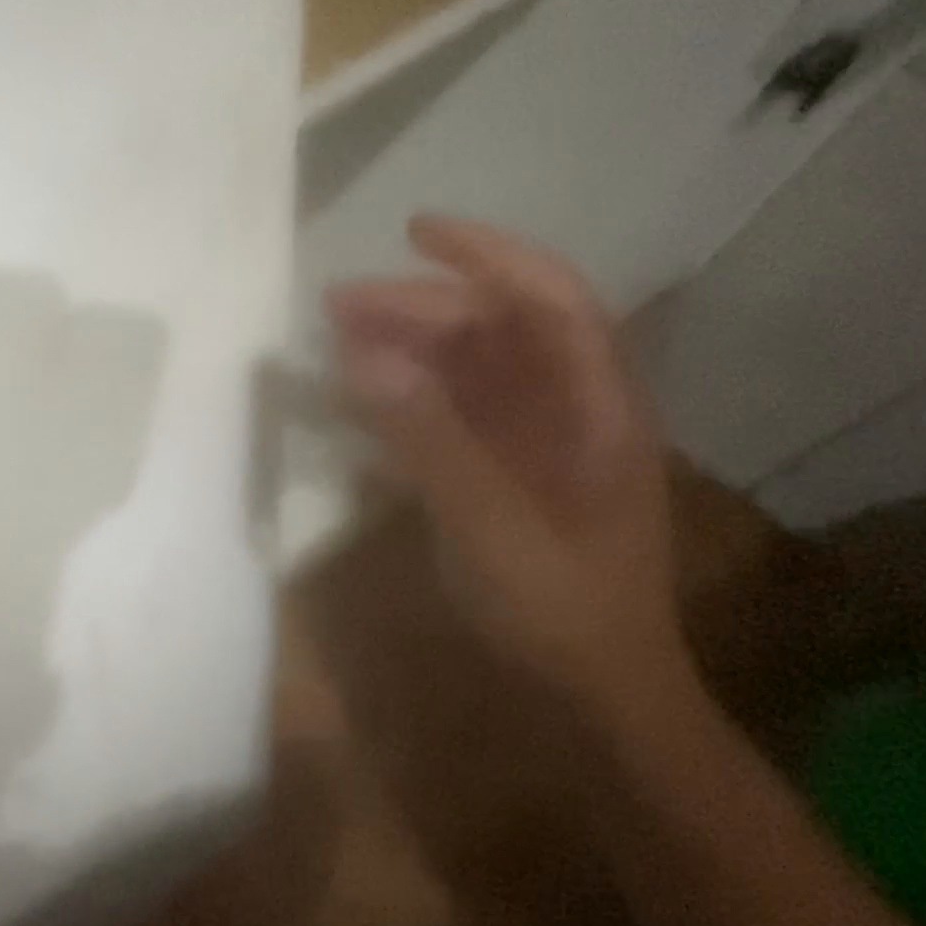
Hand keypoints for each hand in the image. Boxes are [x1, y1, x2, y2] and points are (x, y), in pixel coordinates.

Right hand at [326, 216, 691, 710]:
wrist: (591, 693)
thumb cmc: (558, 609)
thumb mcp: (491, 524)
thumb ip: (429, 439)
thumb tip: (362, 359)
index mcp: (594, 408)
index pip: (547, 300)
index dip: (484, 256)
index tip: (412, 232)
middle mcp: (565, 412)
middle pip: (492, 332)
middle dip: (415, 310)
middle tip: (332, 307)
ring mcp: (529, 447)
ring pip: (463, 374)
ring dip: (400, 354)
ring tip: (331, 347)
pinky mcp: (496, 478)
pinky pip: (444, 420)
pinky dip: (398, 405)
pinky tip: (352, 409)